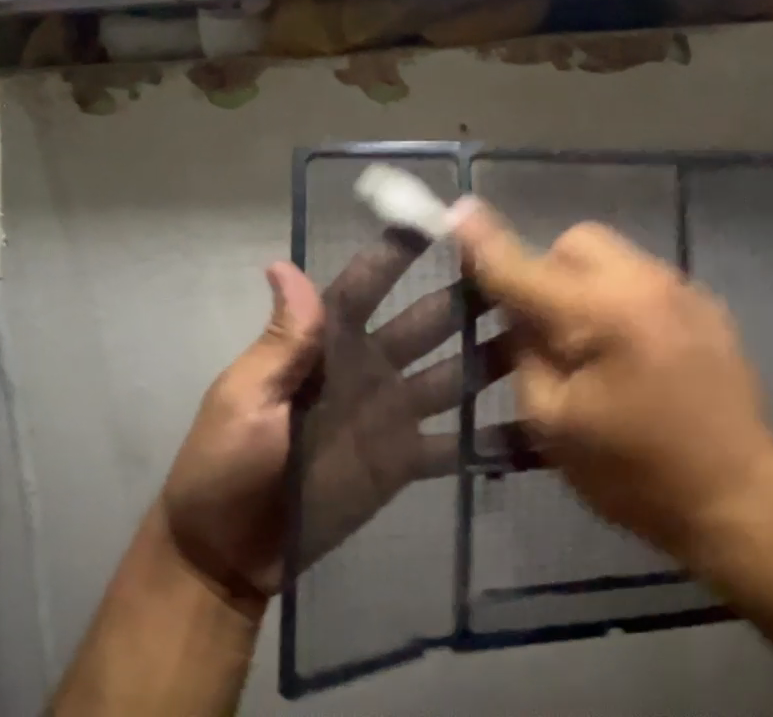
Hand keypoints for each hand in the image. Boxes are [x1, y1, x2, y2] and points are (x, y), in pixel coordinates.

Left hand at [158, 235, 512, 612]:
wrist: (229, 552)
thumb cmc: (225, 465)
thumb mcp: (246, 400)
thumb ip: (283, 343)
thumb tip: (283, 264)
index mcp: (327, 344)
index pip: (367, 286)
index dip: (397, 253)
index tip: (439, 221)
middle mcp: (370, 366)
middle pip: (429, 322)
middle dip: (472, 298)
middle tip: (524, 275)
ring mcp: (393, 413)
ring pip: (456, 375)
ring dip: (496, 357)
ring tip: (547, 339)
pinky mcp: (405, 459)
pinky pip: (456, 445)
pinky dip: (493, 440)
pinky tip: (540, 429)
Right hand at [453, 203, 772, 562]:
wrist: (739, 498)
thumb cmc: (636, 474)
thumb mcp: (555, 426)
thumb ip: (526, 355)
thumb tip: (515, 313)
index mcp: (601, 314)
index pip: (524, 269)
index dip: (483, 244)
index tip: (457, 210)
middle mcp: (644, 284)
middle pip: (575, 243)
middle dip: (545, 273)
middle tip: (537, 329)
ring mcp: (682, 291)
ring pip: (612, 260)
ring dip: (582, 288)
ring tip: (583, 349)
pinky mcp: (705, 308)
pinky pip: (643, 282)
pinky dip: (618, 302)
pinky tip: (627, 357)